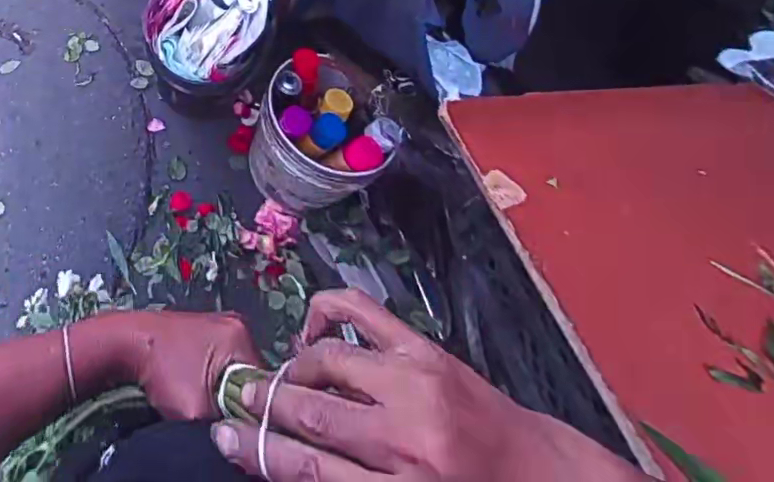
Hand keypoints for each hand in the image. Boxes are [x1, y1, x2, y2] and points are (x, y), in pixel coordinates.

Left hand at [111, 310, 260, 420]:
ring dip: (226, 392)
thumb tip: (243, 438)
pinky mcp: (206, 334)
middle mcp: (235, 326)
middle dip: (240, 400)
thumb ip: (226, 425)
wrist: (125, 344)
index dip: (256, 412)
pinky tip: (198, 389)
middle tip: (222, 416)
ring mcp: (220, 327)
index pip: (267, 385)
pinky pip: (223, 365)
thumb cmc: (157, 368)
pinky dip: (215, 381)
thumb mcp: (196, 410)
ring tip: (207, 402)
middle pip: (253, 378)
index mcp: (240, 336)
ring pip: (237, 373)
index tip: (244, 428)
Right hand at [210, 289, 647, 481]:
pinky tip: (313, 332)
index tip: (225, 437)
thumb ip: (353, 478)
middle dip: (267, 403)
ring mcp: (414, 381)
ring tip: (288, 376)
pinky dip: (324, 312)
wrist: (547, 479)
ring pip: (328, 359)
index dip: (261, 453)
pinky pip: (357, 310)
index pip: (313, 469)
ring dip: (296, 367)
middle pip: (313, 412)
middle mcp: (406, 439)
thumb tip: (290, 456)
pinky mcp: (422, 345)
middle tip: (242, 397)